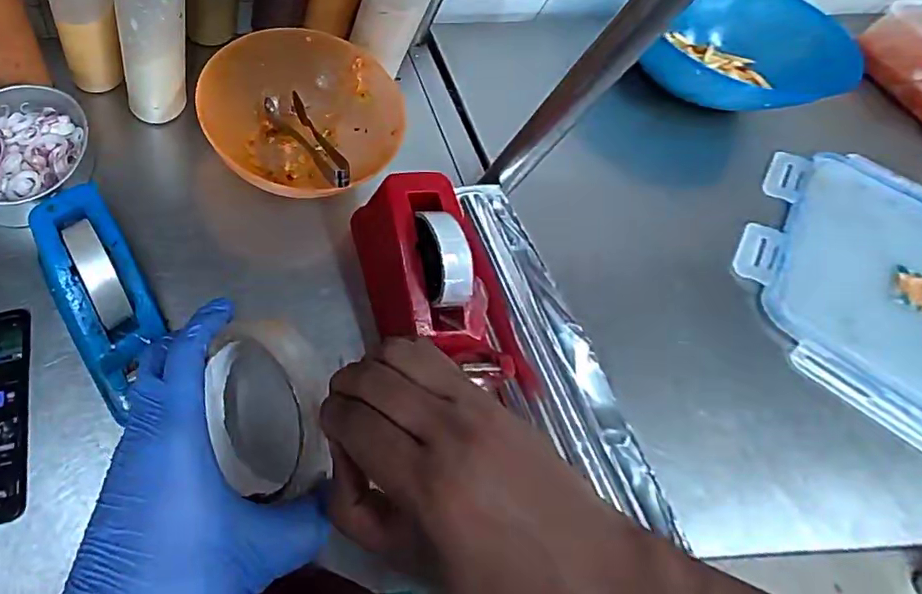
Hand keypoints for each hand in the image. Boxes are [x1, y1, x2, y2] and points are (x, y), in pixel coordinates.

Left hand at [65, 299, 329, 593]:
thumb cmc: (187, 566)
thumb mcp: (256, 547)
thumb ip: (300, 522)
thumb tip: (330, 501)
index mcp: (172, 426)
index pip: (181, 351)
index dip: (203, 322)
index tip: (224, 307)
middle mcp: (142, 430)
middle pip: (153, 362)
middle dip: (181, 342)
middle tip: (214, 342)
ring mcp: (124, 455)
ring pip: (144, 393)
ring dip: (169, 376)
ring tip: (204, 384)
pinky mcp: (117, 482)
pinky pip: (140, 423)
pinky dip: (162, 408)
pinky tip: (188, 438)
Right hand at [321, 338, 755, 593]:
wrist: (591, 567)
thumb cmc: (501, 579)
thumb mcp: (416, 564)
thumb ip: (358, 515)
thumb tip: (341, 461)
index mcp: (427, 487)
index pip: (350, 421)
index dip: (330, 421)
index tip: (335, 437)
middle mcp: (446, 433)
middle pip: (365, 379)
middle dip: (342, 390)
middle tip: (347, 415)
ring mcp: (470, 406)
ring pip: (392, 351)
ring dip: (369, 367)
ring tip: (373, 394)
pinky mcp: (487, 393)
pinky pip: (426, 351)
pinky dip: (399, 357)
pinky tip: (404, 384)